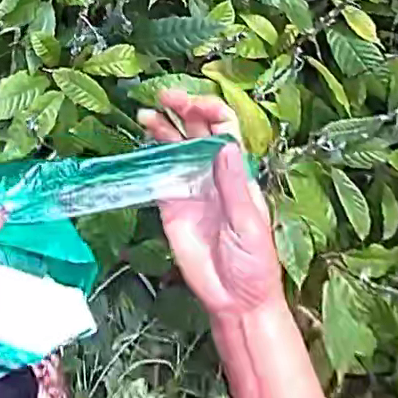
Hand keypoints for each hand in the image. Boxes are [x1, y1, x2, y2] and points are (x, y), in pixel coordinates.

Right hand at [137, 88, 284, 320]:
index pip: (224, 127)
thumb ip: (234, 186)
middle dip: (181, 106)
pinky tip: (141, 141)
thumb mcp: (250, 226)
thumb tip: (226, 144)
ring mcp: (189, 182)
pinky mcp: (169, 198)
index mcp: (235, 172)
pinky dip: (148, 150)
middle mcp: (210, 170)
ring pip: (173, 142)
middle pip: (196, 127)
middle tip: (164, 97)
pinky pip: (157, 167)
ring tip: (145, 114)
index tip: (191, 103)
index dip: (209, 109)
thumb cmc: (255, 266)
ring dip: (161, 124)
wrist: (234, 301)